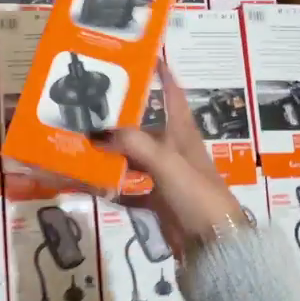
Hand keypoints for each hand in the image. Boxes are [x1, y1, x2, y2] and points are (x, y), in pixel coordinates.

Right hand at [94, 61, 245, 246]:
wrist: (216, 244)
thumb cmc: (198, 195)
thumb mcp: (167, 163)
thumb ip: (133, 144)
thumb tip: (97, 132)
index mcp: (182, 135)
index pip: (174, 96)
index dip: (164, 75)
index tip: (149, 55)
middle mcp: (174, 151)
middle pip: (145, 126)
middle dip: (122, 116)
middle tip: (91, 103)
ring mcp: (166, 177)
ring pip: (134, 157)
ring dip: (112, 151)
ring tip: (82, 141)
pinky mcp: (158, 201)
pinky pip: (129, 190)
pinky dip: (112, 187)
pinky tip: (91, 184)